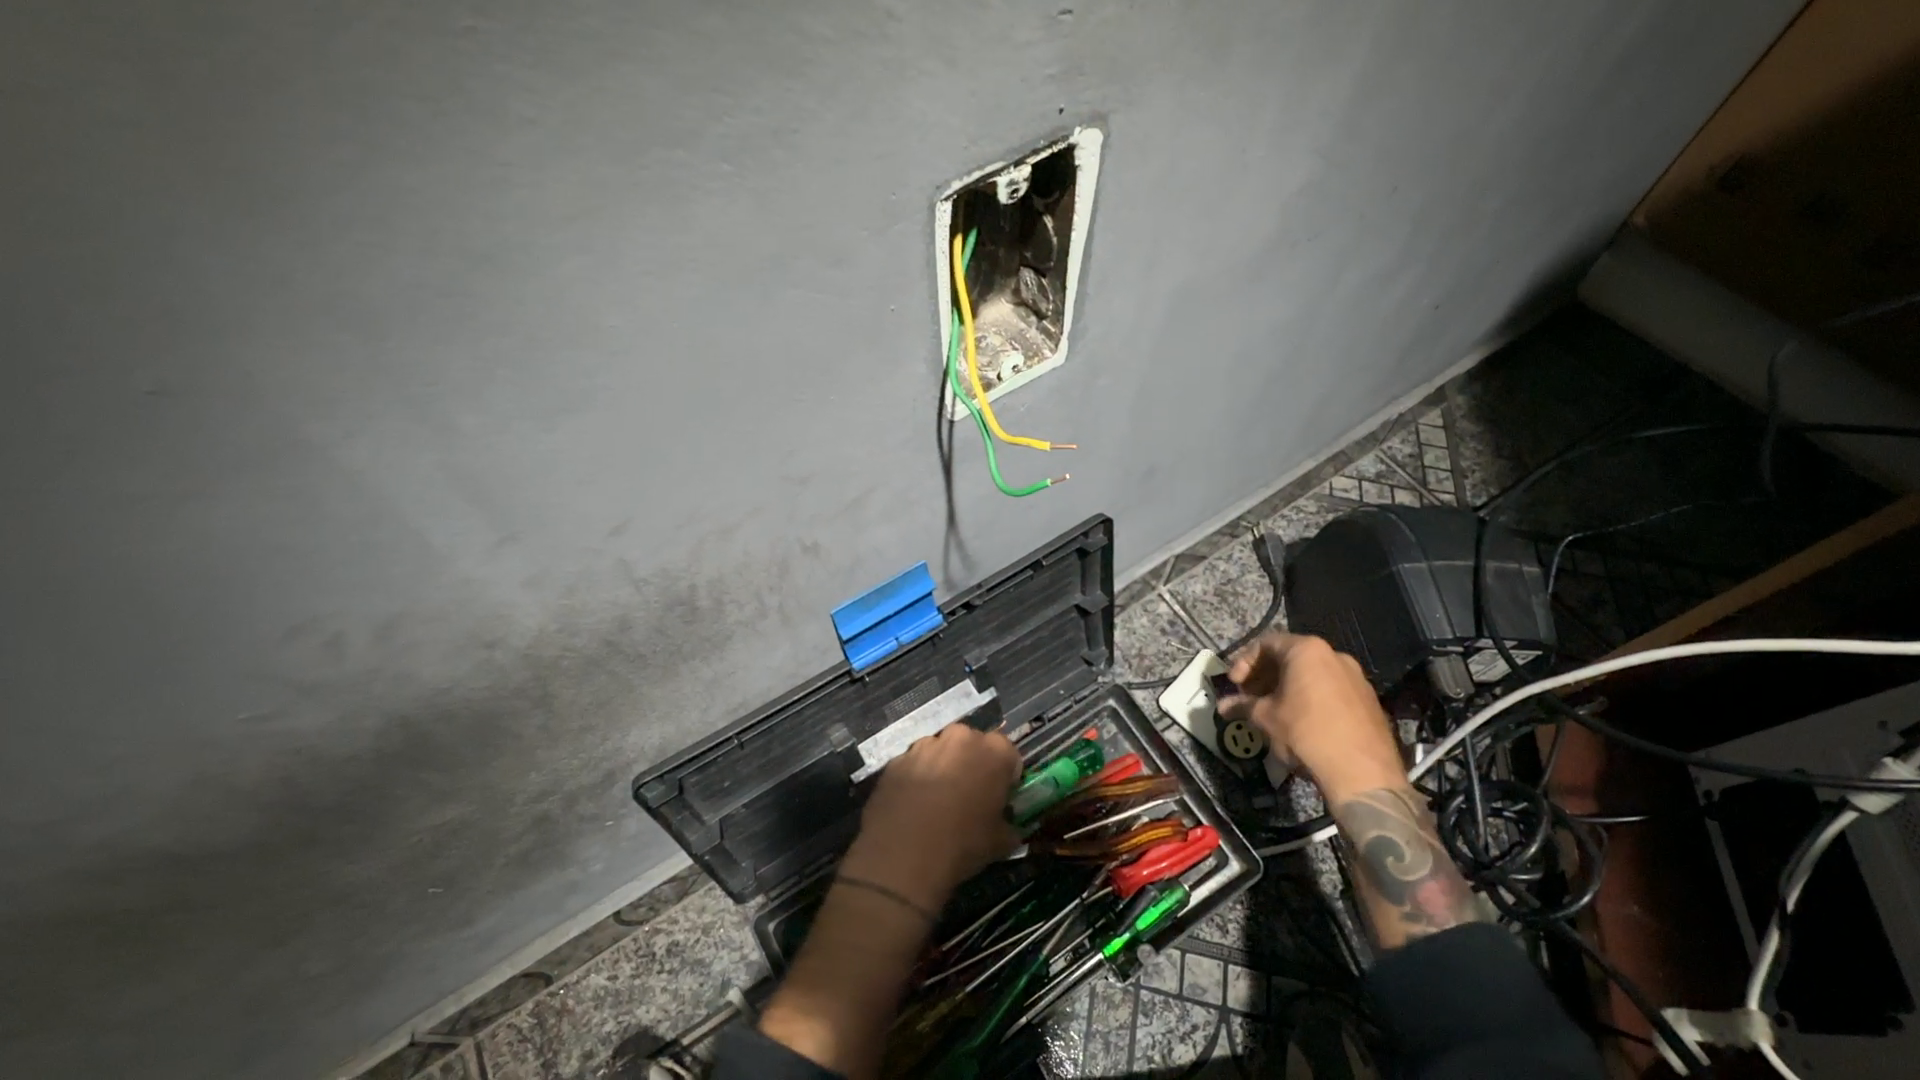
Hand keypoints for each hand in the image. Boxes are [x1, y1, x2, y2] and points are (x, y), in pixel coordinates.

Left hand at [840, 722, 1022, 914]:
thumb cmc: (963, 843)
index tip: (999, 798)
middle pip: (973, 746)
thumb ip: (1010, 826)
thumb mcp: (1000, 842)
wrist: (903, 854)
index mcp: (994, 751)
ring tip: (937, 802)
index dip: (1006, 777)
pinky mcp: (896, 759)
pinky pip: (915, 765)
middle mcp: (960, 737)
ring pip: (941, 752)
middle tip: (969, 797)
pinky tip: (913, 806)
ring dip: (944, 769)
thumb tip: (1009, 828)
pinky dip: (917, 778)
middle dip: (973, 766)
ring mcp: (924, 745)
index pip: (1009, 755)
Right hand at [1219, 633, 1404, 802]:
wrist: (1362, 771)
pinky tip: (1302, 721)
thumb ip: (1243, 706)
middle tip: (1250, 695)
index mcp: (1307, 650)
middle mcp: (1334, 655)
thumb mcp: (1266, 718)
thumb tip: (1223, 707)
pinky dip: (1311, 697)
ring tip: (1274, 709)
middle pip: (1291, 656)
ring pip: (1313, 673)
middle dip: (1266, 674)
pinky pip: (1332, 689)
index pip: (1266, 643)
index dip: (1244, 662)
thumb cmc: (1305, 733)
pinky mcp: (1368, 699)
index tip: (1234, 684)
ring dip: (1288, 686)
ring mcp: (1356, 677)